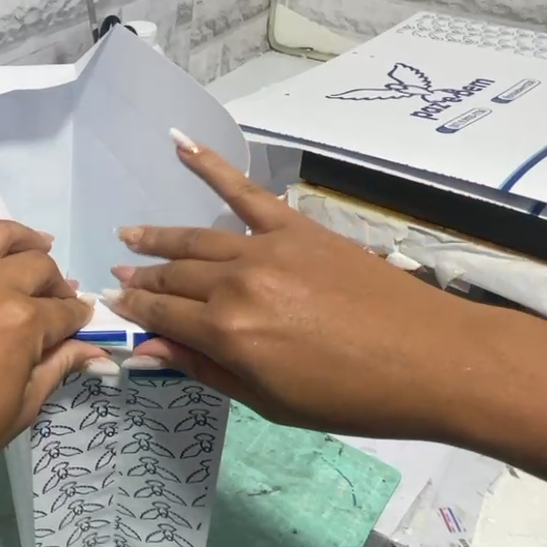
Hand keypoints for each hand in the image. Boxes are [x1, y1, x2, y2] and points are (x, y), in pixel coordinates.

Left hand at [0, 153, 109, 510]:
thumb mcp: (21, 409)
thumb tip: (94, 350)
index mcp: (22, 321)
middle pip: (36, 267)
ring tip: (34, 243)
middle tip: (54, 302)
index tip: (79, 327)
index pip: (64, 310)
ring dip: (20, 236)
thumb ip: (59, 368)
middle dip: (54, 284)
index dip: (77, 320)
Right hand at [106, 136, 493, 439]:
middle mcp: (235, 283)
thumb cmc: (352, 397)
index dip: (132, 309)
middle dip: (141, 278)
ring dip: (157, 238)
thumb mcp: (271, 402)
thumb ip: (204, 369)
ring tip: (128, 235)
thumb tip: (147, 349)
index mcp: (228, 332)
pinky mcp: (292, 226)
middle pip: (173, 275)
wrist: (435, 360)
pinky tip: (179, 145)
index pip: (161, 312)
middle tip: (117, 275)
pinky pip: (243, 191)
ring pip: (194, 239)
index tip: (110, 303)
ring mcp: (263, 248)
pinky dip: (210, 165)